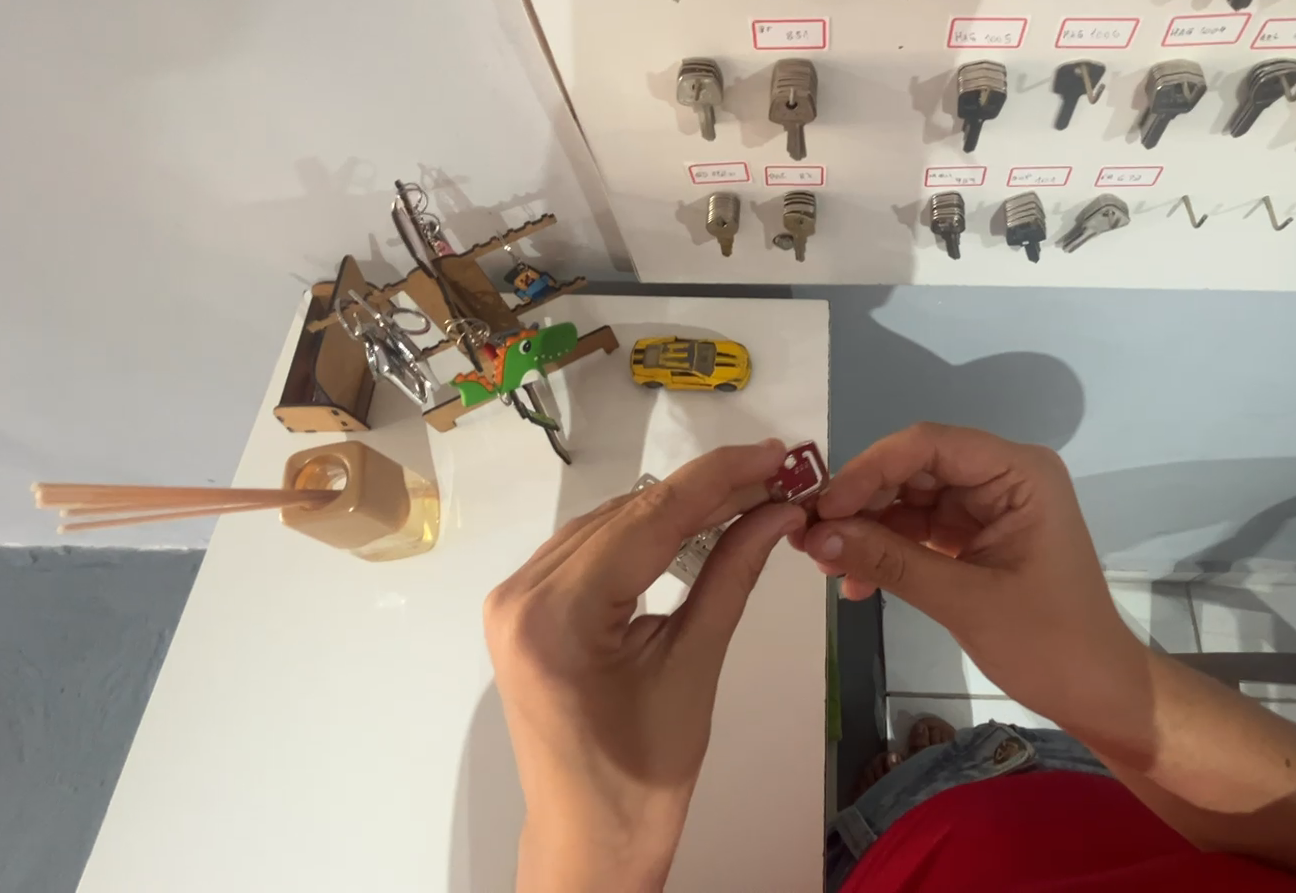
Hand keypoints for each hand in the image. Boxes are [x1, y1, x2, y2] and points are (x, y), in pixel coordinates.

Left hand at [484, 440, 807, 890]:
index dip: (719, 477)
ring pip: (613, 522)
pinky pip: (595, 545)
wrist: (588, 841)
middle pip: (630, 513)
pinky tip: (694, 521)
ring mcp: (515, 595)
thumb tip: (779, 508)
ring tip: (747, 493)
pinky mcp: (526, 603)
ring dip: (679, 506)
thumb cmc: (645, 776)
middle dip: (707, 490)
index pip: (651, 518)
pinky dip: (648, 530)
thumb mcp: (694, 666)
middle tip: (775, 474)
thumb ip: (731, 573)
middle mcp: (522, 590)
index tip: (774, 453)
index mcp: (557, 615)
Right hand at [796, 424, 1146, 732]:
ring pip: (907, 498)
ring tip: (825, 564)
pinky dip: (885, 551)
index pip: (928, 445)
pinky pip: (916, 528)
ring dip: (866, 530)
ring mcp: (985, 504)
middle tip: (811, 539)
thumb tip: (817, 536)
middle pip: (912, 468)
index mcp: (1017, 472)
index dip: (870, 470)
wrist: (1097, 695)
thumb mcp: (964, 601)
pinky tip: (855, 581)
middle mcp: (1000, 476)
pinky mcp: (972, 534)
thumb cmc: (1049, 644)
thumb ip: (890, 561)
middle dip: (861, 503)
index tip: (825, 509)